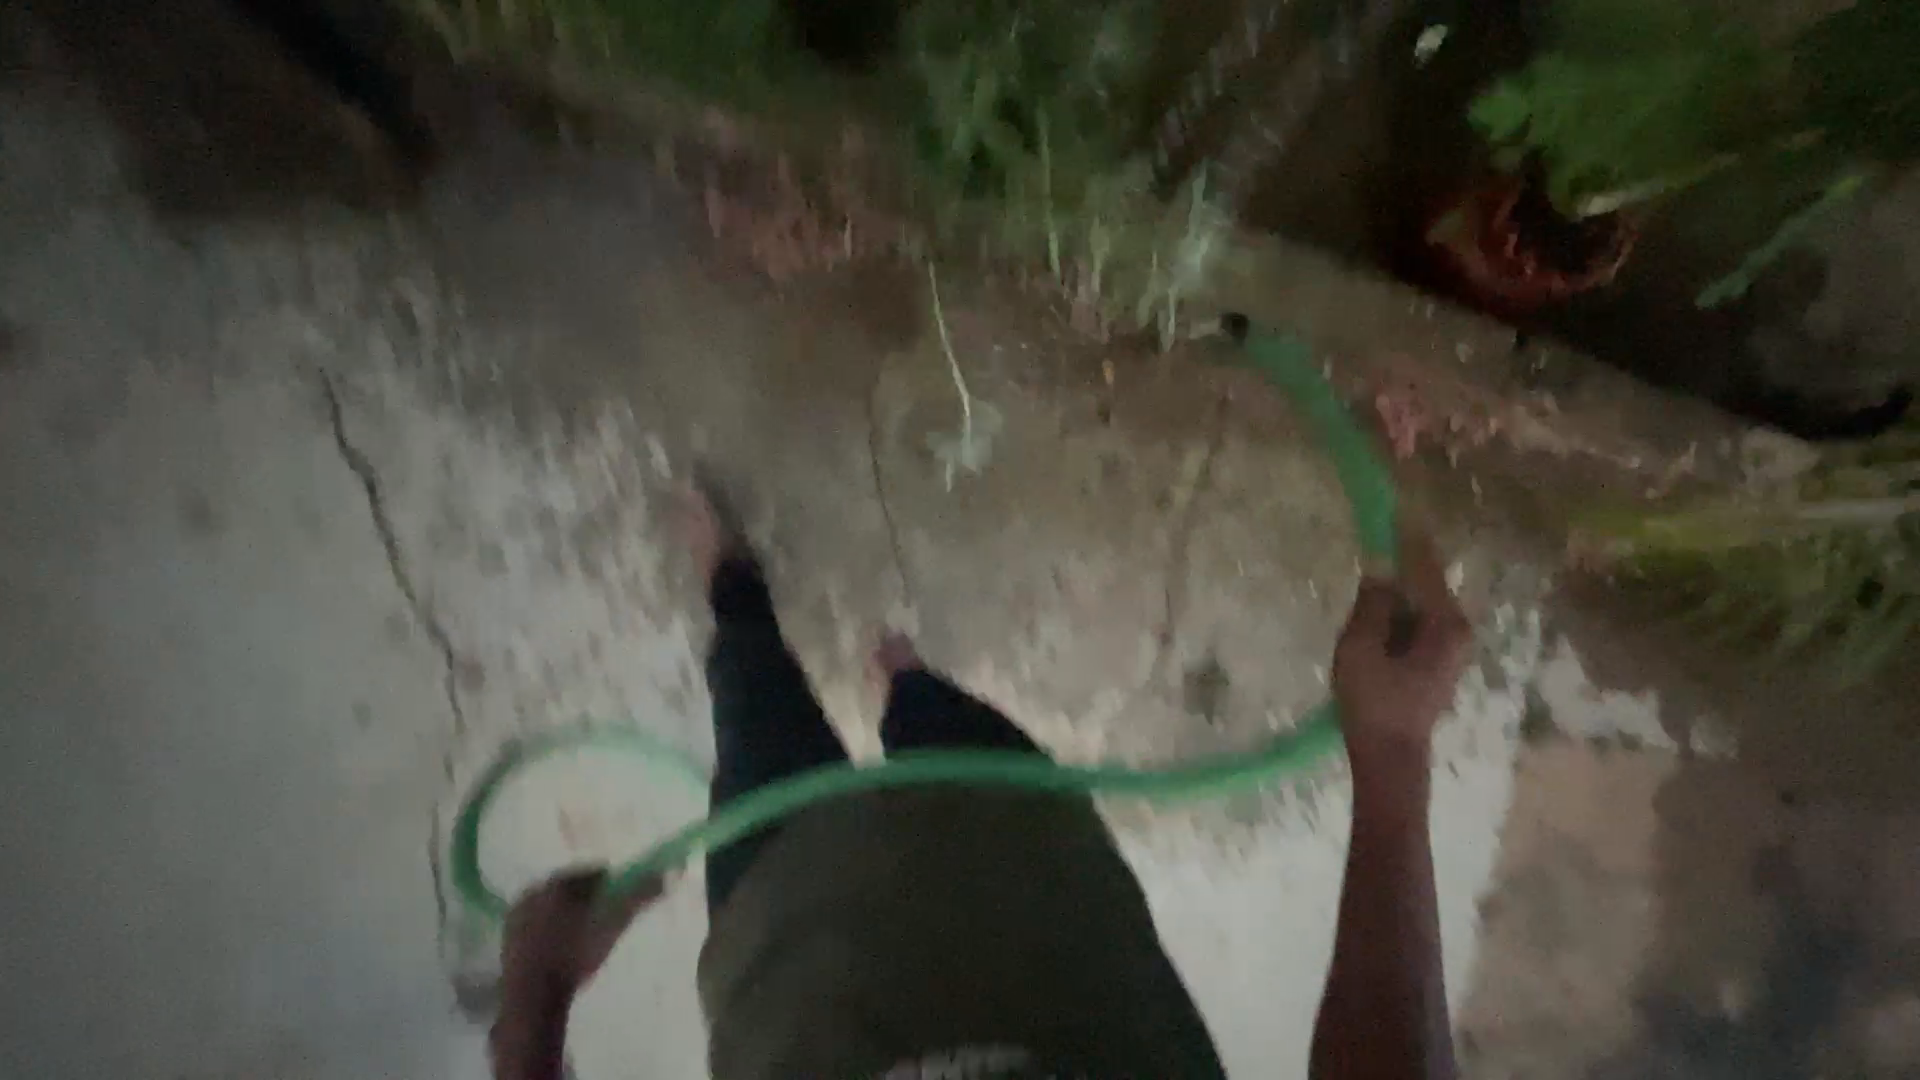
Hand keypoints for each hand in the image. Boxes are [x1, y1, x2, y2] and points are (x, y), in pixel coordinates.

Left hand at [500, 867, 663, 1005]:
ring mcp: (515, 916)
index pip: (593, 872)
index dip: (611, 885)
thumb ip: (642, 896)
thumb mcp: (615, 923)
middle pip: (571, 888)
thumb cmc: (576, 953)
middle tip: (602, 921)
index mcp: (559, 882)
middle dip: (587, 899)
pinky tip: (560, 951)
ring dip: (567, 915)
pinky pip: (535, 925)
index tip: (619, 902)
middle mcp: (534, 890)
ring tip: (582, 939)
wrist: (532, 998)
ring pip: (552, 906)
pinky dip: (549, 931)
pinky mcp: (506, 940)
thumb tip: (673, 870)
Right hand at [1332, 531, 1471, 763]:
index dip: (1407, 536)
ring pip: (1418, 603)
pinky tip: (1374, 613)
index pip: (1424, 566)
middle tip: (1377, 535)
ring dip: (1396, 589)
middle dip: (1400, 561)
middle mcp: (1457, 629)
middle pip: (1425, 582)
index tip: (1399, 504)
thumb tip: (1380, 571)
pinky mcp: (1436, 660)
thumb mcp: (1361, 648)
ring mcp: (1450, 647)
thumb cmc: (1374, 702)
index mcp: (1444, 623)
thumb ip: (1372, 605)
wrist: (1390, 755)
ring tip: (1370, 572)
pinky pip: (1415, 621)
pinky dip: (1396, 610)